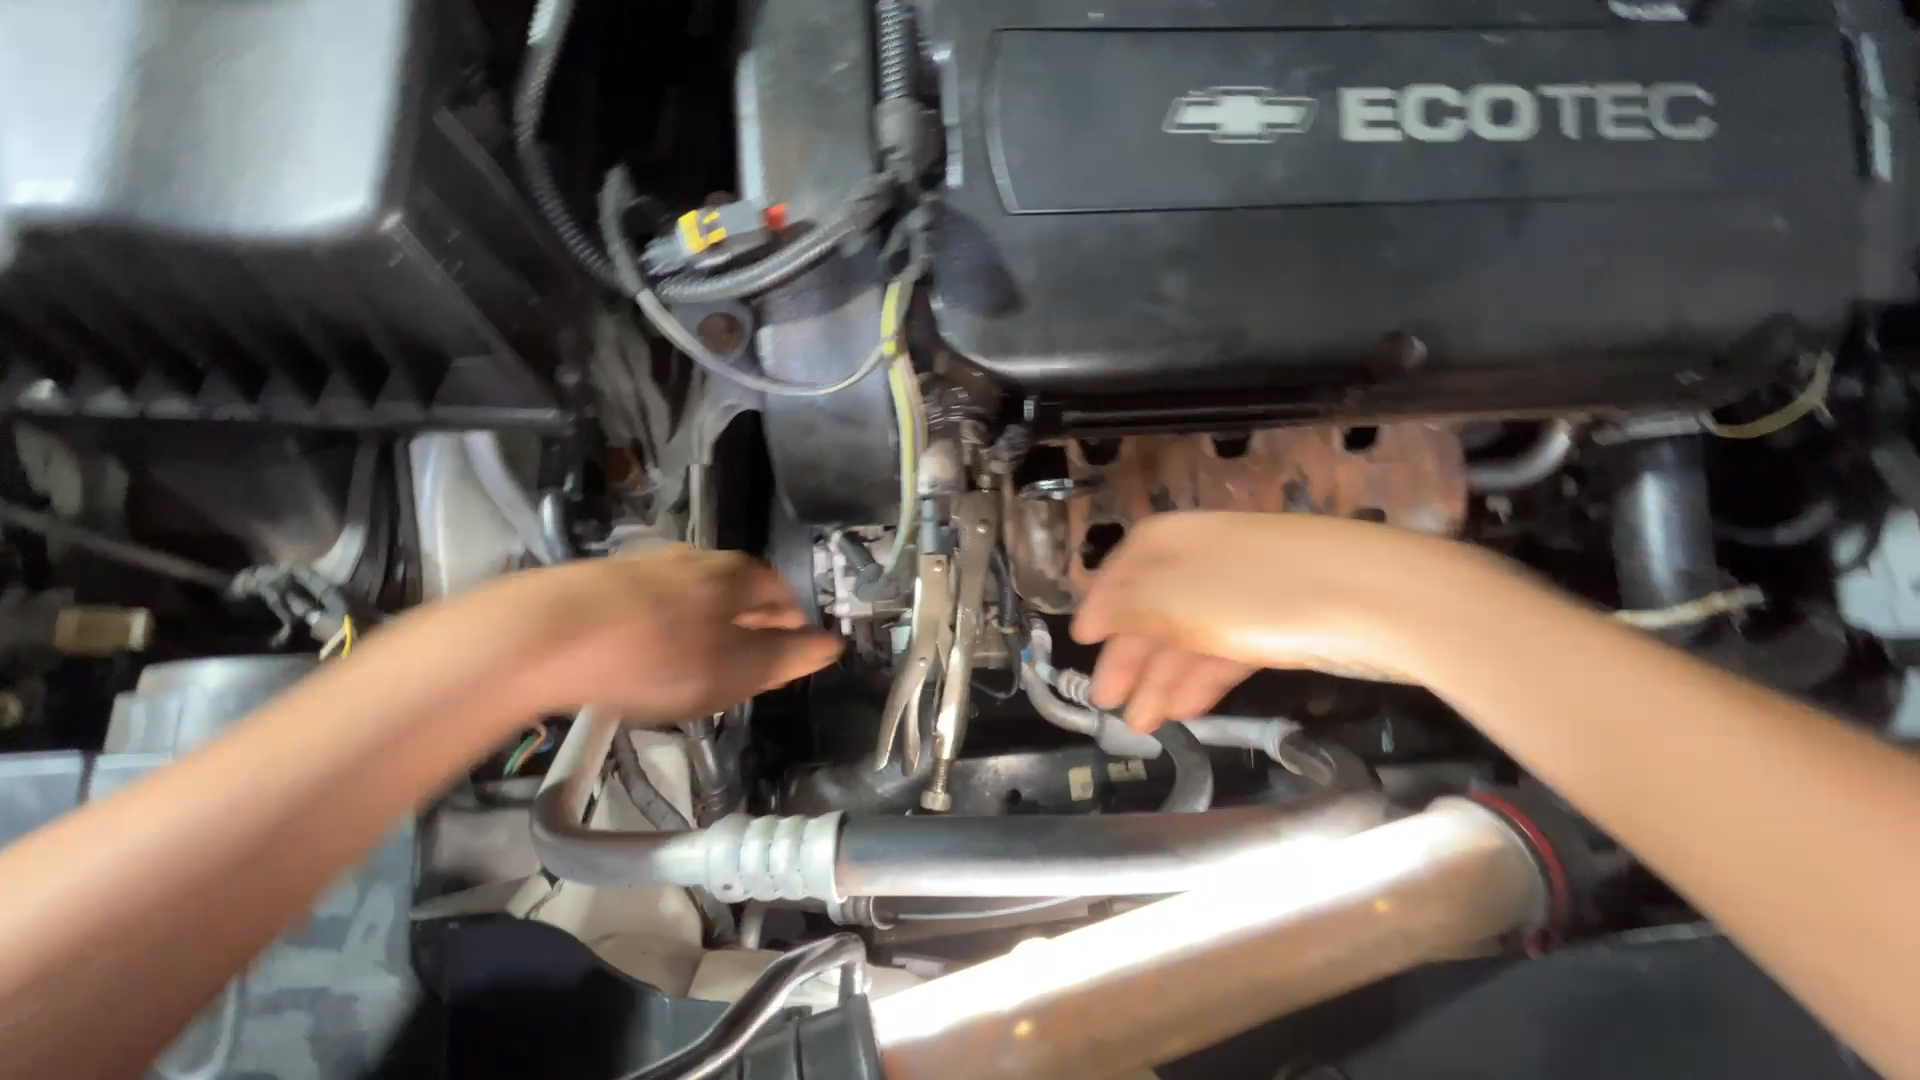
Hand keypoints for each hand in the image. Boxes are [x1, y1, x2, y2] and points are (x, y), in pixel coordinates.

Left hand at [480, 546, 842, 723]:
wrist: (546, 635)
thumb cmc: (660, 655)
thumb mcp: (739, 669)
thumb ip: (789, 657)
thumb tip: (831, 644)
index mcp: (739, 573)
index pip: (785, 594)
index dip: (792, 628)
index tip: (786, 661)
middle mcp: (697, 558)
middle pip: (738, 593)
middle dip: (747, 628)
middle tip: (743, 671)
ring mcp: (646, 566)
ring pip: (693, 599)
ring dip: (703, 629)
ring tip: (693, 670)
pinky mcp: (604, 583)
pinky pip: (651, 608)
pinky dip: (660, 632)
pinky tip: (644, 660)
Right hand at [1072, 512, 1494, 731]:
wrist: (1380, 601)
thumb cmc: (1263, 593)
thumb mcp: (1180, 599)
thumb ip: (1130, 607)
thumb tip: (1092, 615)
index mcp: (1178, 540)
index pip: (1125, 569)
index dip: (1102, 606)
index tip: (1083, 642)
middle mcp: (1207, 561)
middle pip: (1155, 609)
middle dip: (1129, 658)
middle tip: (1106, 703)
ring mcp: (1246, 593)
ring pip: (1190, 637)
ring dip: (1162, 681)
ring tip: (1142, 725)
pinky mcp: (1280, 625)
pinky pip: (1225, 652)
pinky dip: (1202, 680)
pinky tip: (1185, 710)